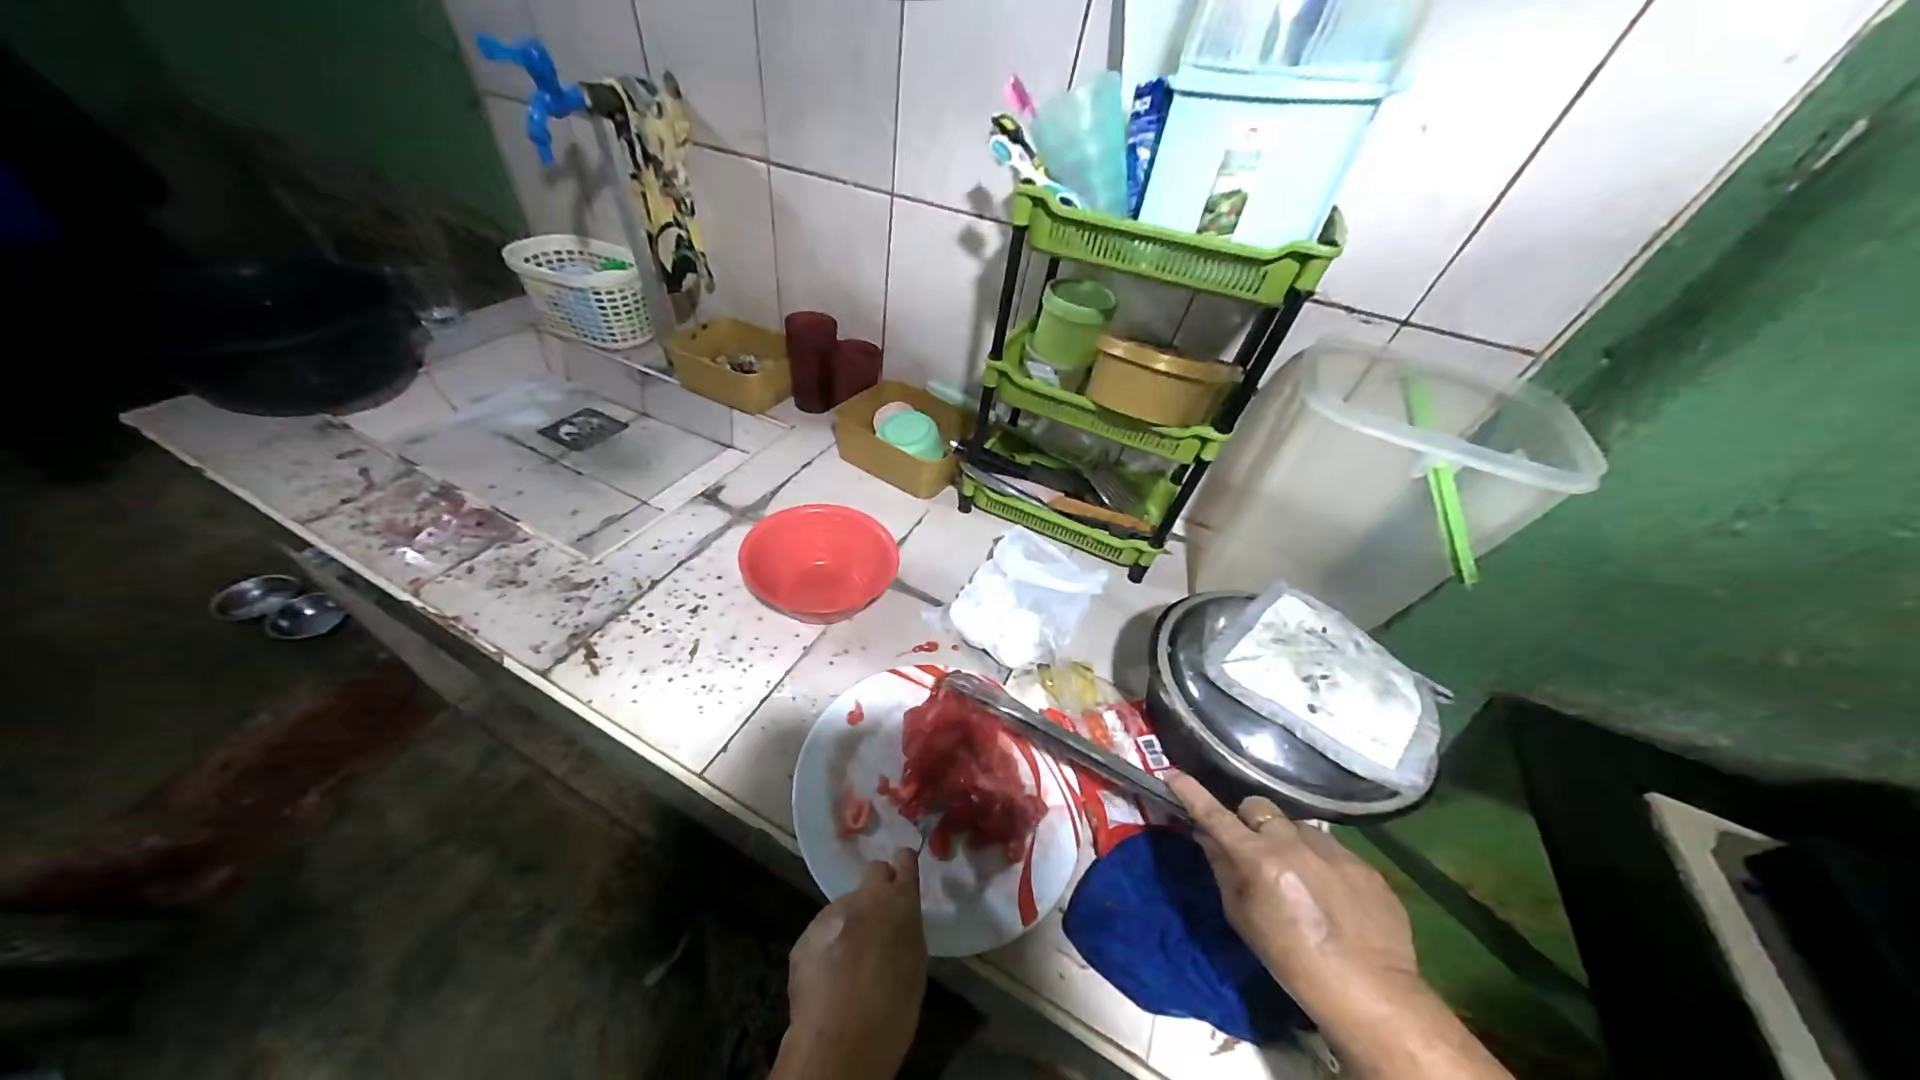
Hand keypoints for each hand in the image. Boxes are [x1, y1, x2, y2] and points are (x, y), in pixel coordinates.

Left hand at [774, 849, 926, 1079]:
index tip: (903, 870)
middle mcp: (863, 897)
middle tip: (878, 922)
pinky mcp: (805, 936)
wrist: (839, 1041)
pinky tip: (829, 976)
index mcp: (898, 902)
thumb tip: (897, 919)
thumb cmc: (893, 1008)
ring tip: (850, 962)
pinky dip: (828, 945)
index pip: (904, 861)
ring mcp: (830, 914)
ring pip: (844, 907)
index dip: (903, 865)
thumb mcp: (914, 962)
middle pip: (872, 875)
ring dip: (850, 923)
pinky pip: (823, 932)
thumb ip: (905, 928)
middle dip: (877, 891)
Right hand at [1167, 771, 1415, 1006]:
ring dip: (1287, 840)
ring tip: (1298, 875)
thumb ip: (1223, 869)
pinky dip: (1319, 860)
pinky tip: (1330, 892)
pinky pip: (1329, 847)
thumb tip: (1208, 836)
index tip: (1172, 774)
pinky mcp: (1361, 861)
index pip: (1215, 815)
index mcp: (1258, 859)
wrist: (1371, 993)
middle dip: (1249, 822)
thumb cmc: (1292, 961)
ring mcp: (1331, 848)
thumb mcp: (1243, 919)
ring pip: (1295, 825)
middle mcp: (1293, 841)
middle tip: (1253, 850)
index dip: (1191, 793)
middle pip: (1257, 806)